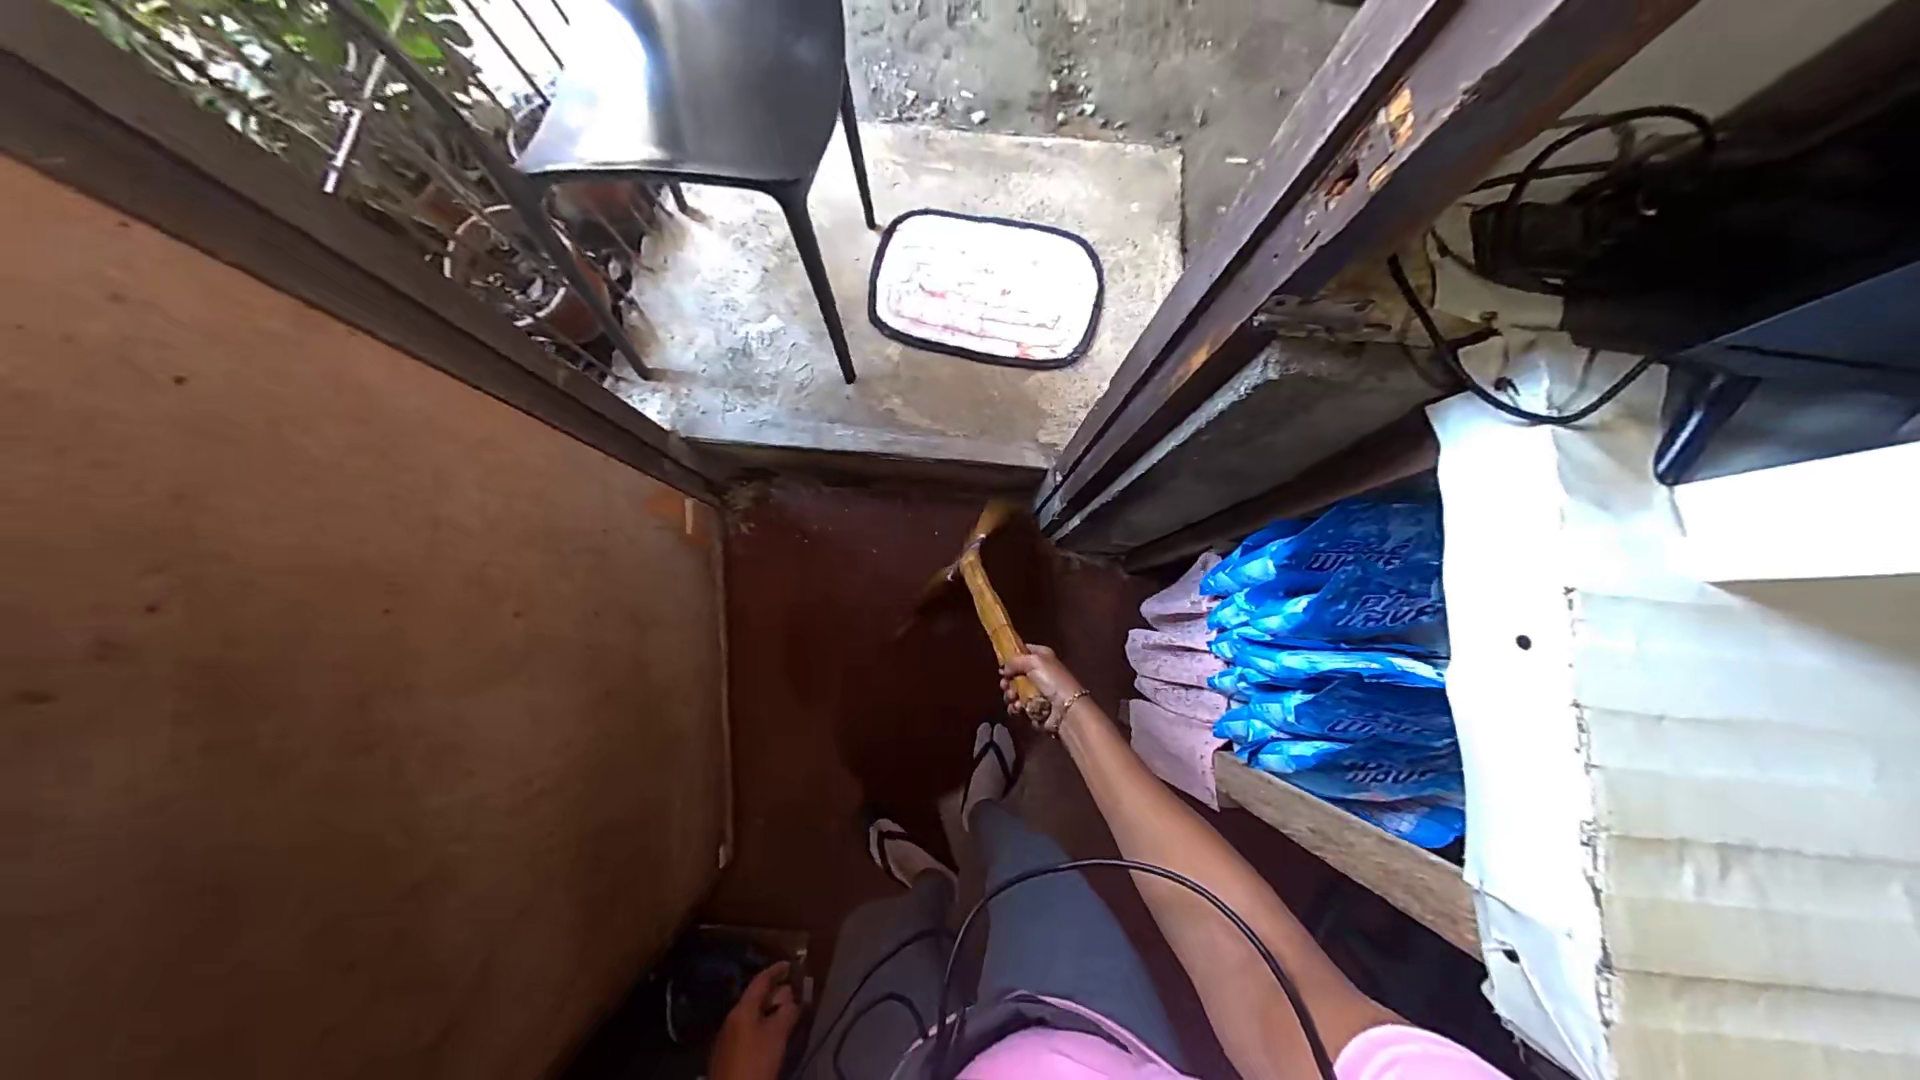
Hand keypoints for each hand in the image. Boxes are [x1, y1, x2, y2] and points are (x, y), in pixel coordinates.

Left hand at [710, 962, 799, 1079]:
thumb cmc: (755, 1063)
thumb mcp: (777, 1035)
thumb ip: (787, 1012)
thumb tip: (793, 1001)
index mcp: (742, 1010)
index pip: (760, 981)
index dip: (776, 970)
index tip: (790, 964)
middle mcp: (732, 1019)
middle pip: (755, 998)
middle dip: (775, 992)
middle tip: (793, 991)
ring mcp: (727, 1039)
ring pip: (751, 1016)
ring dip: (769, 1010)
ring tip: (786, 1013)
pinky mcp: (727, 1056)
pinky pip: (747, 1030)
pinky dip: (762, 1025)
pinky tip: (771, 1035)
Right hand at [1000, 644, 1086, 719]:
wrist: (1067, 710)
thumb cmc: (1052, 681)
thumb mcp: (1034, 661)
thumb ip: (1014, 662)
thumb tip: (1003, 669)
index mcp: (1042, 656)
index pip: (1022, 651)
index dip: (1011, 657)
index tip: (1002, 665)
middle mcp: (1040, 672)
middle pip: (1015, 673)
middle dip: (1008, 681)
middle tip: (1006, 686)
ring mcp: (1037, 691)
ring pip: (1014, 691)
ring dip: (1010, 695)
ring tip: (1013, 698)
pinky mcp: (1034, 707)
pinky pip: (1018, 705)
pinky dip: (1015, 707)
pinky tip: (1018, 708)